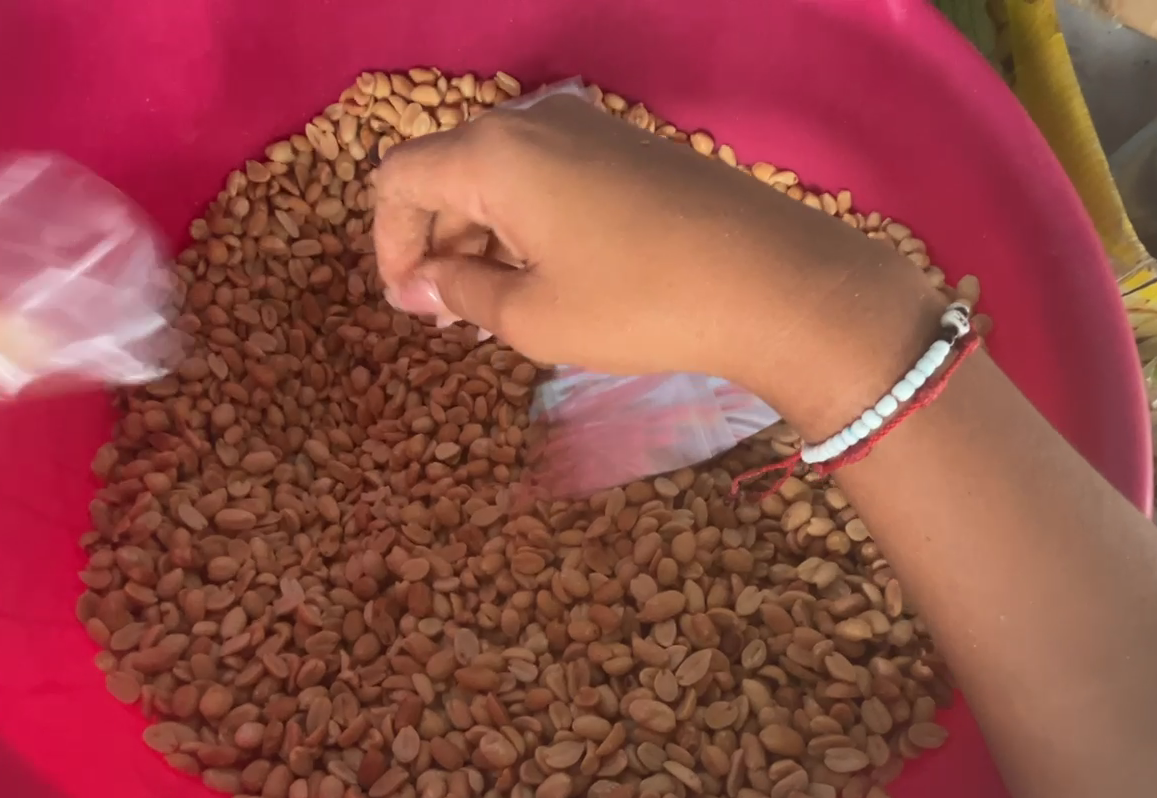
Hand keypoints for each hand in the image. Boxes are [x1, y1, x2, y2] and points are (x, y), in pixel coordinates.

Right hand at [371, 93, 942, 434]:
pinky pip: (548, 179)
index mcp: (494, 154)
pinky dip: (527, 226)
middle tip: (451, 315)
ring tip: (496, 306)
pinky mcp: (626, 148)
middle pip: (450, 174)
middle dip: (437, 245)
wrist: (767, 283)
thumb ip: (460, 294)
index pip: (400, 180)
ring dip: (483, 239)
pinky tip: (547, 276)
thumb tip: (417, 285)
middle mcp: (533, 121)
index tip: (408, 304)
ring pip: (501, 178)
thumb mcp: (533, 316)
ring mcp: (587, 128)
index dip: (388, 244)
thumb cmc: (636, 306)